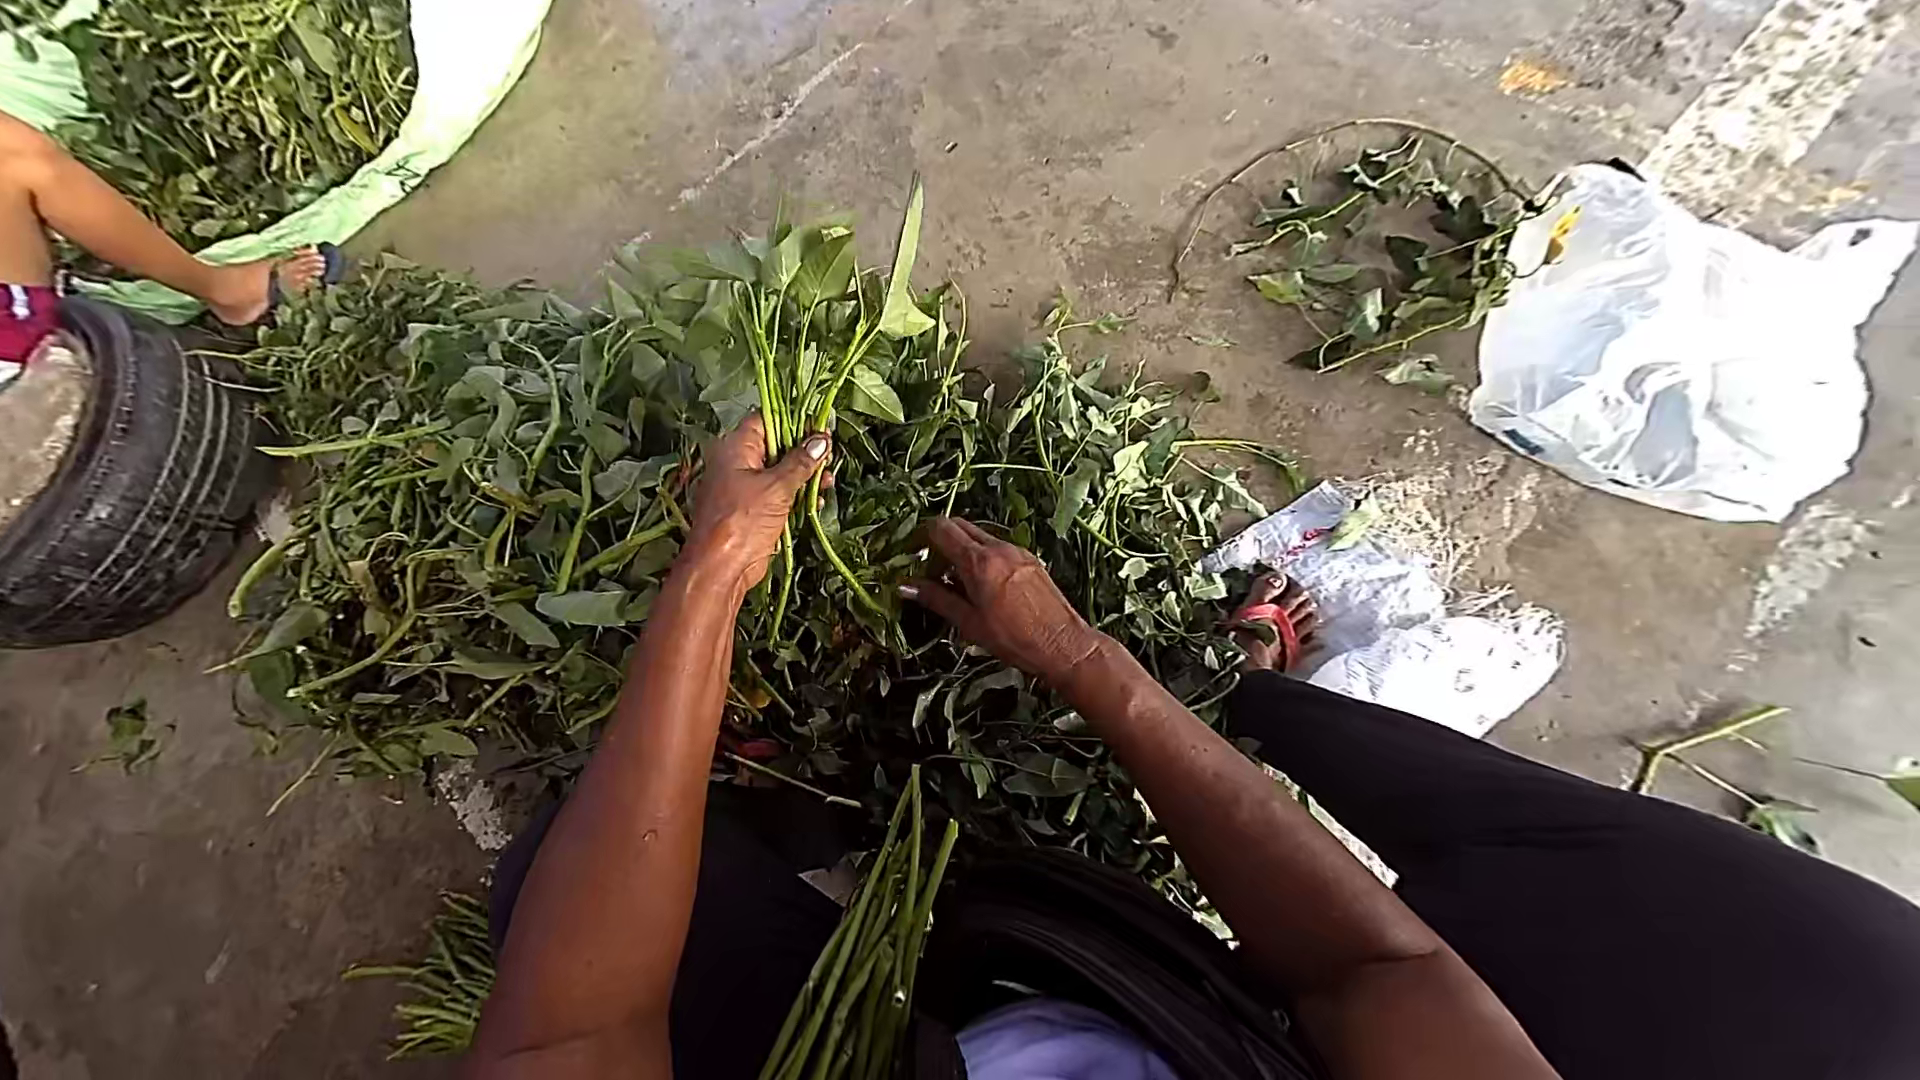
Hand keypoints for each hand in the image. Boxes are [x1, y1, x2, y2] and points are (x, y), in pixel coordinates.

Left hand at [686, 414, 829, 587]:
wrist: (723, 566)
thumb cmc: (742, 520)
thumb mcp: (777, 487)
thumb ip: (801, 462)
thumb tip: (821, 440)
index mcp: (735, 448)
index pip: (765, 420)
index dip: (792, 421)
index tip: (818, 428)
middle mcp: (738, 463)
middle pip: (776, 446)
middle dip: (804, 451)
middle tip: (829, 455)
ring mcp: (746, 487)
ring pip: (781, 472)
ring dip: (805, 476)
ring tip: (828, 480)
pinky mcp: (755, 509)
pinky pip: (780, 495)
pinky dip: (797, 496)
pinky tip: (817, 500)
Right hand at [900, 518, 1106, 686]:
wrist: (1063, 644)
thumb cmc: (1014, 639)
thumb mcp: (968, 623)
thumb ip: (936, 599)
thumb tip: (905, 586)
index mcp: (979, 562)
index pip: (941, 528)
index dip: (922, 537)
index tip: (914, 554)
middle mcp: (998, 548)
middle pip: (959, 525)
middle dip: (940, 541)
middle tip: (932, 569)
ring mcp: (1016, 550)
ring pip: (979, 535)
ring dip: (962, 549)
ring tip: (956, 582)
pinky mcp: (1029, 558)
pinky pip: (997, 547)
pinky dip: (982, 556)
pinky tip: (981, 584)